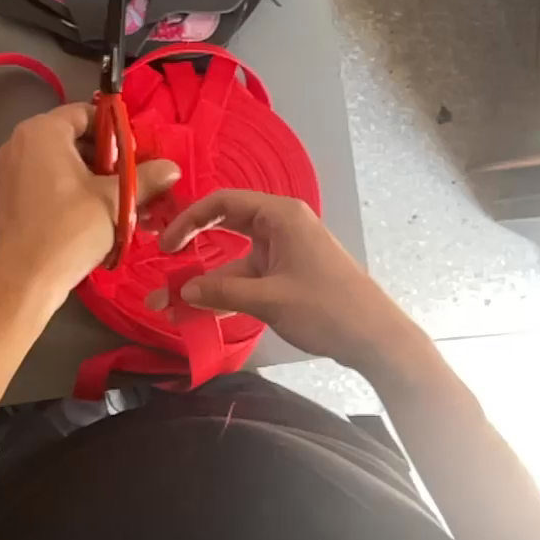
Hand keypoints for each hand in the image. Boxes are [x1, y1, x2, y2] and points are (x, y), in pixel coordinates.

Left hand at [0, 103, 179, 296]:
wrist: (24, 282)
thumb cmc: (69, 230)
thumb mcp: (116, 200)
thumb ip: (147, 177)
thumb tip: (173, 168)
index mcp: (42, 131)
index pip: (87, 113)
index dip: (117, 131)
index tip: (138, 155)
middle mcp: (20, 142)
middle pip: (75, 137)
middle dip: (109, 157)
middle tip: (134, 180)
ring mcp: (11, 169)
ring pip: (63, 161)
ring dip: (94, 176)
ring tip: (122, 200)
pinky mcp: (11, 195)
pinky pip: (49, 179)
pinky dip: (74, 189)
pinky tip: (98, 213)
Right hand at [160, 190, 430, 379]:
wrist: (376, 337)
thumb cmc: (327, 308)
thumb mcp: (269, 300)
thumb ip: (222, 293)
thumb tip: (181, 291)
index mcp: (281, 216)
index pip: (224, 202)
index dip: (189, 219)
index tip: (164, 244)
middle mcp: (282, 225)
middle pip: (227, 224)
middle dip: (193, 243)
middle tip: (164, 258)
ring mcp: (286, 249)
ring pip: (235, 256)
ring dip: (207, 278)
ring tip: (170, 302)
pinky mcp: (288, 273)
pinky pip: (249, 275)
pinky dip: (227, 290)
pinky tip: (201, 310)